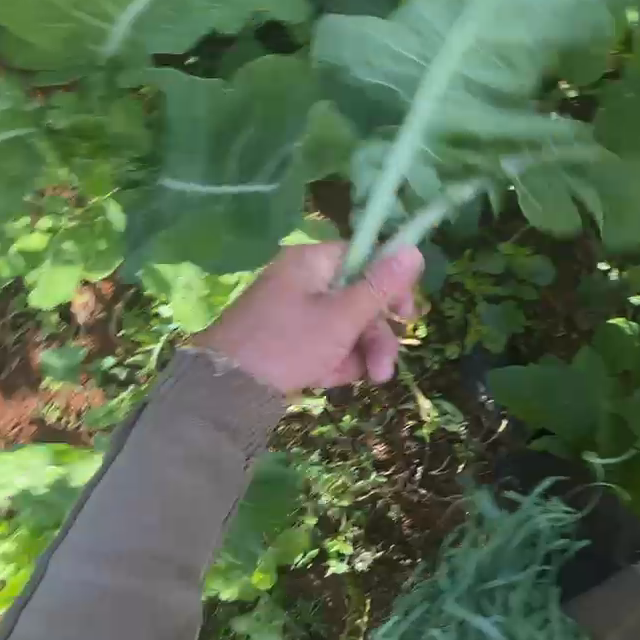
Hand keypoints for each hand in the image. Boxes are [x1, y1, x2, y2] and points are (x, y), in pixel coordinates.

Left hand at [194, 243, 424, 396]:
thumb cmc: (288, 344)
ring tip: (360, 380)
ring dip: (359, 353)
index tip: (407, 315)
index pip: (365, 258)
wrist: (224, 390)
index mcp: (312, 262)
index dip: (391, 285)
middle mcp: (303, 280)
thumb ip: (381, 285)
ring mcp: (292, 311)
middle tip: (384, 369)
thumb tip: (415, 249)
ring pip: (346, 325)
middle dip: (376, 336)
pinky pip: (325, 343)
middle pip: (359, 298)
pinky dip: (334, 361)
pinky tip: (328, 379)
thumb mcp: (343, 316)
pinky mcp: (286, 338)